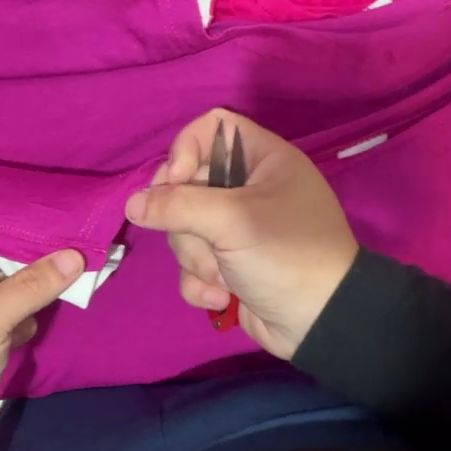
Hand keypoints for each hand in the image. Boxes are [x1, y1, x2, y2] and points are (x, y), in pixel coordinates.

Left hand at [0, 237, 83, 416]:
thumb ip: (31, 286)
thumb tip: (75, 256)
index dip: (26, 228)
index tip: (66, 221)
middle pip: (8, 258)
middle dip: (40, 260)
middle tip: (81, 249)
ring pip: (17, 286)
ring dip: (40, 290)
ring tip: (75, 279)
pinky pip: (18, 312)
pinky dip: (31, 316)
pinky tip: (44, 319)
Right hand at [124, 109, 358, 358]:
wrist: (319, 320)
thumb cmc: (286, 255)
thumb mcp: (233, 222)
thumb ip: (177, 207)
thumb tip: (132, 205)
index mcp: (261, 160)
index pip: (208, 130)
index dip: (184, 151)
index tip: (177, 182)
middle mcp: (246, 189)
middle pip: (185, 188)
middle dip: (186, 225)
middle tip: (207, 242)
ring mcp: (234, 230)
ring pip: (182, 232)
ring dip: (196, 261)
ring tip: (224, 277)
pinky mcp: (225, 265)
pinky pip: (190, 266)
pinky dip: (200, 283)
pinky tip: (222, 296)